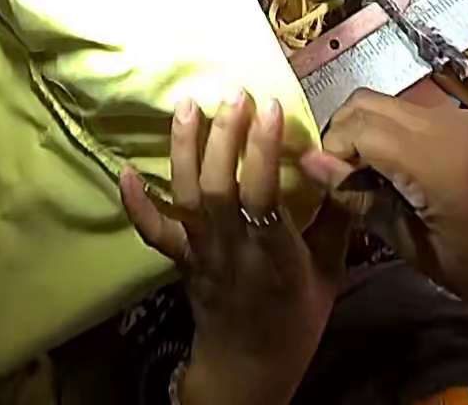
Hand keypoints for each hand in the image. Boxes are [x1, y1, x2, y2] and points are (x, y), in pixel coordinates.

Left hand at [119, 91, 350, 404]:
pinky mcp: (178, 257)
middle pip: (219, 188)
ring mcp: (199, 252)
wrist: (247, 373)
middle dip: (225, 138)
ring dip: (184, 149)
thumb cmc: (295, 318)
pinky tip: (125, 169)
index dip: (264, 150)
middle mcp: (231, 248)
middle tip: (235, 94)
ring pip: (186, 197)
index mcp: (273, 255)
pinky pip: (152, 231)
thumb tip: (342, 162)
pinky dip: (136, 203)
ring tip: (187, 104)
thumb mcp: (330, 273)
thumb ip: (337, 218)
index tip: (270, 106)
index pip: (264, 195)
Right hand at [299, 89, 467, 330]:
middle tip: (342, 175)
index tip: (327, 180)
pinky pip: (414, 114)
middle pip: (367, 102)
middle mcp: (448, 124)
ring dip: (367, 130)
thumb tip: (310, 163)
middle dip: (343, 132)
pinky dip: (394, 132)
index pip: (359, 126)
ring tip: (370, 175)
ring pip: (388, 104)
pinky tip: (402, 169)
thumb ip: (358, 198)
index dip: (332, 148)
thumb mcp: (412, 246)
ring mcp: (461, 116)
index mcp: (437, 160)